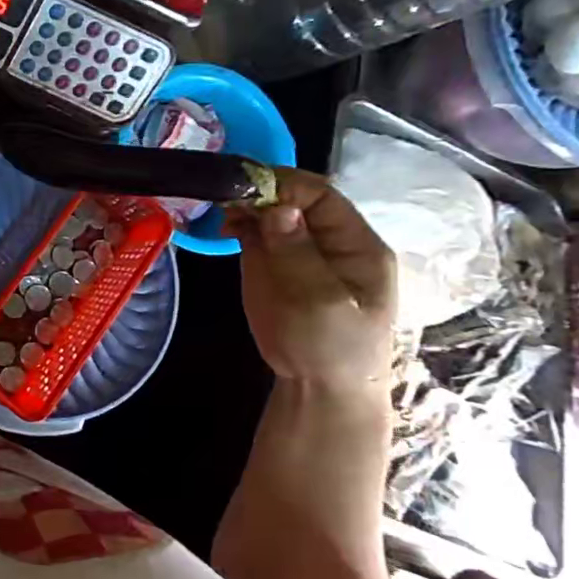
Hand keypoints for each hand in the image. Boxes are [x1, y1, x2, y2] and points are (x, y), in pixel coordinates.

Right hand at [224, 168, 395, 394]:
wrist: (319, 391)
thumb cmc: (332, 350)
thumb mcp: (322, 304)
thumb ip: (299, 254)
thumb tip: (281, 208)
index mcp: (356, 245)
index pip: (322, 197)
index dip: (287, 187)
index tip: (250, 188)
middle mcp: (327, 239)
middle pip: (294, 199)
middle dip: (262, 192)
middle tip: (229, 198)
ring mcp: (297, 250)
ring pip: (271, 211)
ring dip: (246, 205)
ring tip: (223, 212)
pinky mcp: (272, 264)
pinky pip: (255, 232)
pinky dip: (238, 223)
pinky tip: (225, 226)